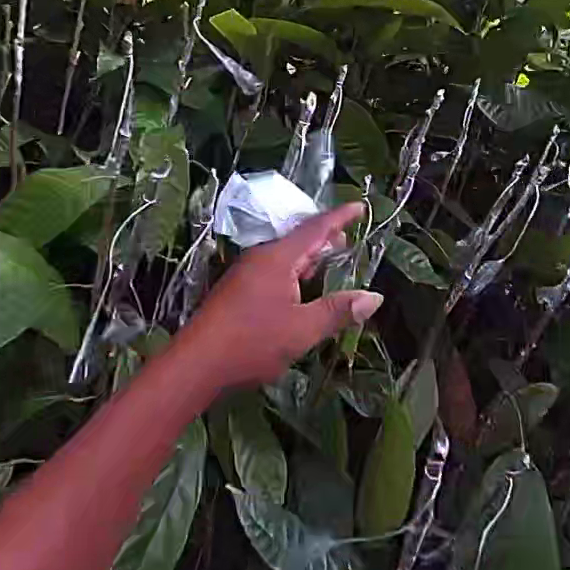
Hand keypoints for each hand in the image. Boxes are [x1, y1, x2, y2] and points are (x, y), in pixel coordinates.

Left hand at [172, 202, 381, 389]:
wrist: (195, 364)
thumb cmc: (251, 342)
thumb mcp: (302, 329)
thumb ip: (338, 311)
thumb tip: (374, 297)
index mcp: (278, 258)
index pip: (316, 229)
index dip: (340, 217)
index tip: (359, 205)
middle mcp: (261, 257)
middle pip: (299, 239)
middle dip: (325, 237)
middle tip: (348, 238)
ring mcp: (246, 273)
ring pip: (285, 256)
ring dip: (309, 257)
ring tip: (327, 261)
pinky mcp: (238, 290)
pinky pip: (274, 269)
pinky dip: (294, 271)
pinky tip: (298, 289)